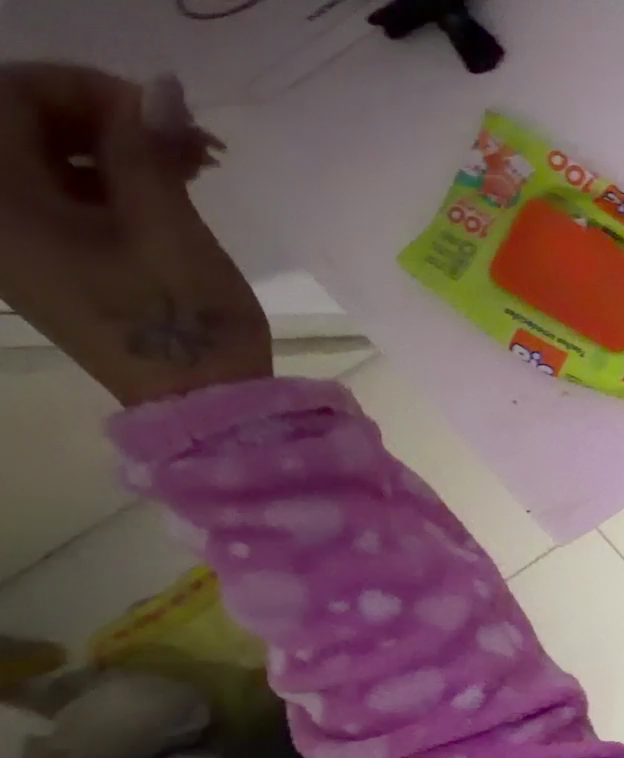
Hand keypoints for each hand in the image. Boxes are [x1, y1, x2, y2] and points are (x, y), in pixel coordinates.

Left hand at [0, 64, 269, 406]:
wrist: (203, 404)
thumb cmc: (185, 323)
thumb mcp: (171, 232)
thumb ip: (148, 152)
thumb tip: (157, 88)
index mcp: (1, 203)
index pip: (6, 98)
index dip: (86, 88)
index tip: (166, 111)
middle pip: (20, 123)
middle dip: (106, 115)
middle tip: (191, 137)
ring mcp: (20, 238)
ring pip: (48, 154)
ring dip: (118, 145)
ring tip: (196, 164)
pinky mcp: (53, 256)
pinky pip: (64, 191)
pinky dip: (116, 177)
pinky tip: (172, 188)